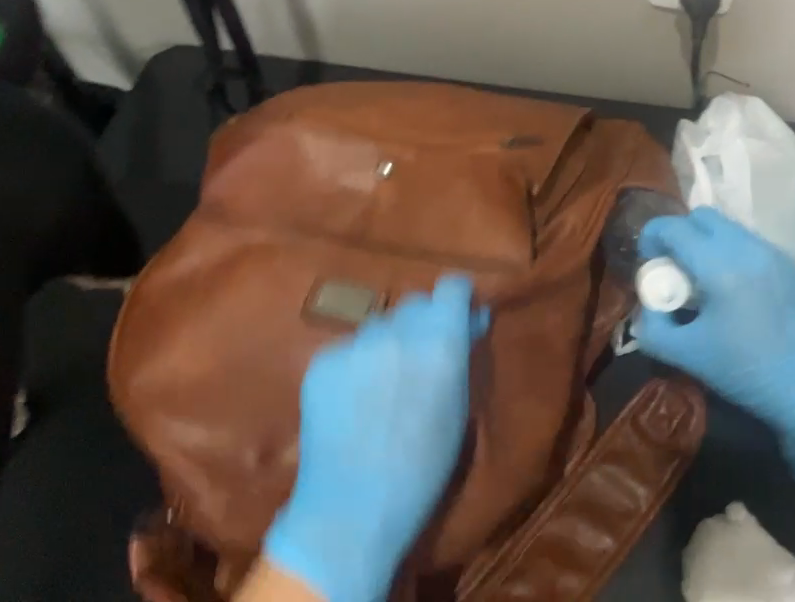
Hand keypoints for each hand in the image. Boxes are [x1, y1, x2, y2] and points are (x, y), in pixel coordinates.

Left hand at [263, 276, 485, 601]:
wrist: (352, 509)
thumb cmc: (423, 467)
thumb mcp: (459, 409)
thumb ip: (462, 357)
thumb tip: (471, 320)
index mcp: (440, 341)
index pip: (452, 286)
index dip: (456, 299)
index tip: (458, 316)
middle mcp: (397, 330)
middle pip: (415, 303)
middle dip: (423, 323)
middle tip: (422, 358)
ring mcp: (355, 343)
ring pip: (380, 325)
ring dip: (389, 343)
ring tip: (385, 385)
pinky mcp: (322, 360)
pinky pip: (349, 348)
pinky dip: (357, 365)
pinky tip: (354, 401)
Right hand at [635, 208, 794, 482]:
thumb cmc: (747, 372)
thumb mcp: (688, 356)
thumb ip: (654, 329)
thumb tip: (645, 309)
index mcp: (719, 265)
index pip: (674, 227)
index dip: (651, 237)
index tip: (647, 262)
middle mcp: (747, 248)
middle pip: (702, 217)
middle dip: (680, 235)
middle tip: (674, 270)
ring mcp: (774, 253)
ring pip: (729, 228)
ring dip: (707, 244)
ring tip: (704, 283)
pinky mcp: (791, 266)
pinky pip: (750, 243)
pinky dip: (731, 254)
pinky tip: (733, 292)